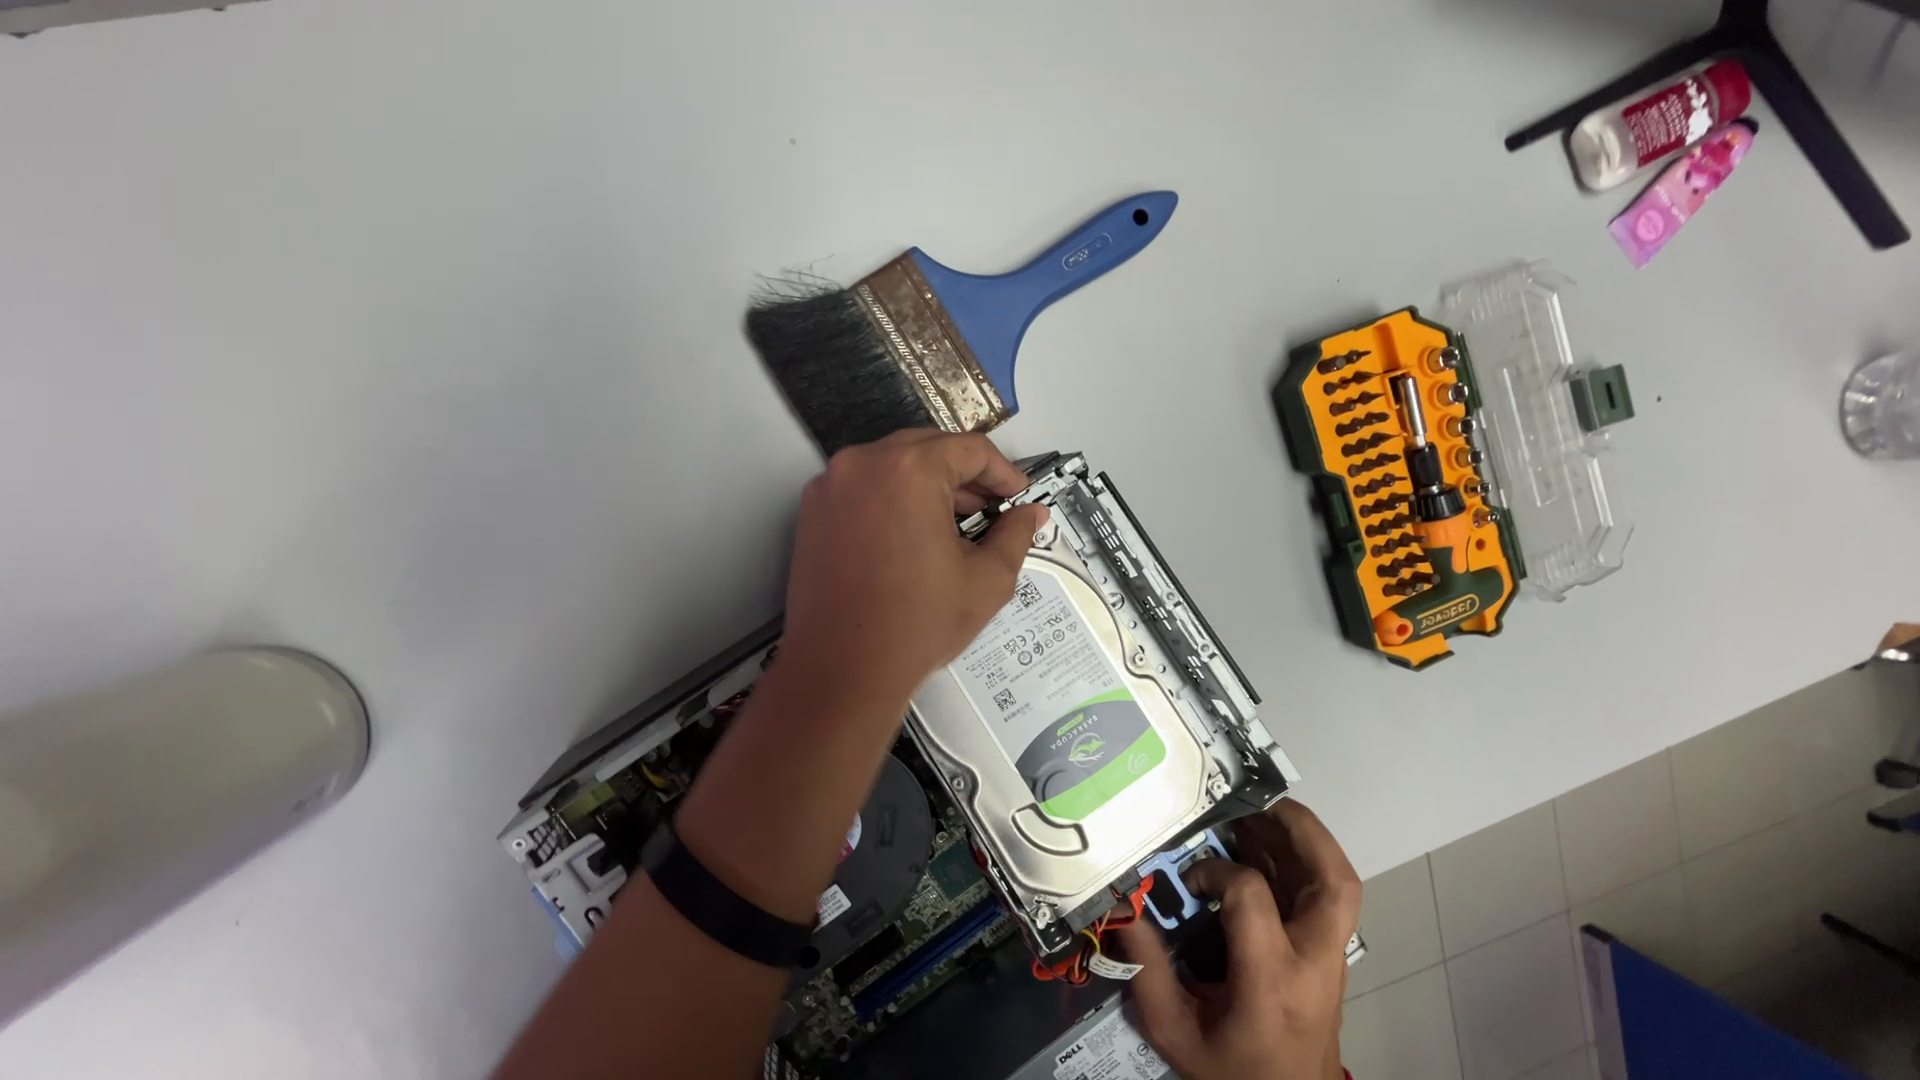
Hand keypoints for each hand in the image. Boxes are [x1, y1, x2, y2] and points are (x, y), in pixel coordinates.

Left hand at [781, 429, 1048, 708]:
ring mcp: (831, 486)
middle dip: (966, 475)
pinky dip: (892, 498)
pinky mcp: (813, 511)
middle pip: (929, 448)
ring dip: (929, 484)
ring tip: (955, 524)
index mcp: (909, 471)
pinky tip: (913, 535)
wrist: (842, 669)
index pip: (970, 449)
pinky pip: (863, 486)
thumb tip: (1029, 515)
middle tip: (992, 509)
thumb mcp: (986, 580)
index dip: (1003, 473)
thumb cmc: (911, 628)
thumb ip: (1015, 536)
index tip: (1016, 496)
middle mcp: (863, 465)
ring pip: (894, 464)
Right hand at [1117, 801, 1362, 1079]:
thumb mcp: (1175, 1031)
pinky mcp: (1333, 957)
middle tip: (1255, 801)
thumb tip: (1123, 906)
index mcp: (1273, 980)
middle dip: (1300, 830)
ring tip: (1260, 812)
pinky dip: (1304, 860)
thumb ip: (1148, 969)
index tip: (1190, 878)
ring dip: (1305, 838)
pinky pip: (1329, 895)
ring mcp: (1332, 959)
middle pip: (1333, 882)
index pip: (1251, 896)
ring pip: (1340, 883)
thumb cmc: (1231, 1072)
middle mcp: (1314, 962)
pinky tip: (1267, 847)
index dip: (1215, 871)